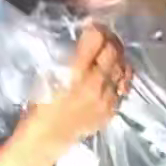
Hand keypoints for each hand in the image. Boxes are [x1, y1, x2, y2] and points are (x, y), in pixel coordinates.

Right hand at [28, 26, 131, 150]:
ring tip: (112, 56)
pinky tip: (115, 76)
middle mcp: (95, 84)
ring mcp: (105, 100)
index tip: (93, 28)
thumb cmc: (43, 104)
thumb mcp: (49, 73)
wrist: (49, 138)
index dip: (96, 28)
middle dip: (110, 40)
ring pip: (122, 69)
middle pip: (113, 51)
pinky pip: (123, 90)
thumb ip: (71, 57)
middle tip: (105, 39)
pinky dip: (121, 78)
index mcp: (77, 72)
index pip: (97, 38)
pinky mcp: (110, 112)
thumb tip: (85, 42)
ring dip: (118, 58)